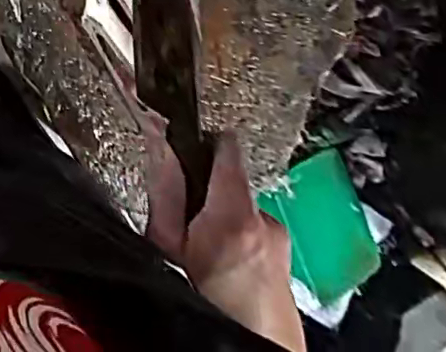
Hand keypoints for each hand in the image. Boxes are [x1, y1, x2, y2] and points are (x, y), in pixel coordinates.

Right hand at [183, 132, 304, 350]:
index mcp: (236, 212)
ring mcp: (280, 241)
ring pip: (240, 208)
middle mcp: (267, 221)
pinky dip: (235, 238)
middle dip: (202, 189)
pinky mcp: (285, 259)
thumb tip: (160, 142)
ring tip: (199, 250)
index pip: (226, 146)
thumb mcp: (167, 247)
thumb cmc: (206, 308)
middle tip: (181, 219)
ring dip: (219, 216)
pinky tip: (220, 265)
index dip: (200, 137)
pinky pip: (253, 231)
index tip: (179, 137)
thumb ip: (165, 190)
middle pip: (228, 180)